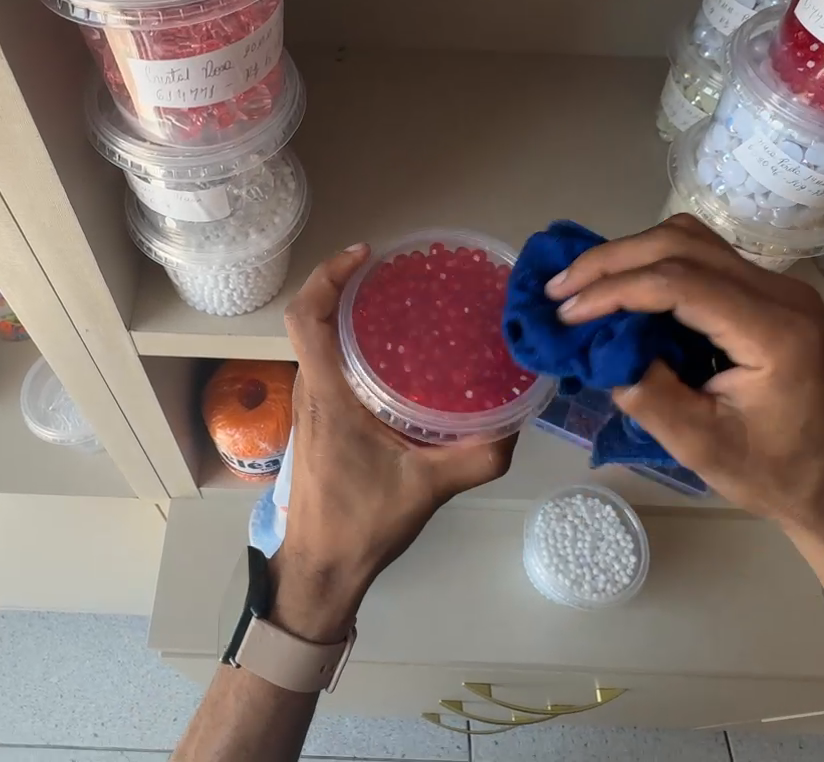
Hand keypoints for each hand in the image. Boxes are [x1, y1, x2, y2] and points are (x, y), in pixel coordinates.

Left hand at [273, 244, 516, 641]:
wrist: (321, 569)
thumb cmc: (361, 524)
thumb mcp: (429, 488)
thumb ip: (478, 456)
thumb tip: (516, 422)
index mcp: (327, 395)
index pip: (307, 317)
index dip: (327, 275)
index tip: (365, 255)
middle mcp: (311, 389)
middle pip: (311, 319)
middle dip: (344, 284)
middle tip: (394, 272)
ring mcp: (310, 404)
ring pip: (318, 340)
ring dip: (345, 313)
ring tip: (397, 302)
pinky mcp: (317, 418)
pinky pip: (326, 362)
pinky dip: (349, 342)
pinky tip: (393, 355)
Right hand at [543, 216, 823, 541]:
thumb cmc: (774, 474)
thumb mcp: (700, 445)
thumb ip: (646, 392)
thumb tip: (597, 346)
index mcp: (774, 331)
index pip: (679, 282)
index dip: (614, 290)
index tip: (566, 312)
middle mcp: (780, 293)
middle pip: (680, 244)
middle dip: (610, 261)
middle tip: (558, 290)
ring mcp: (775, 288)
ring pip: (688, 239)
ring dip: (627, 255)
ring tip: (581, 284)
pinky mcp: (764, 293)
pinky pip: (698, 257)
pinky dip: (649, 263)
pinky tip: (618, 286)